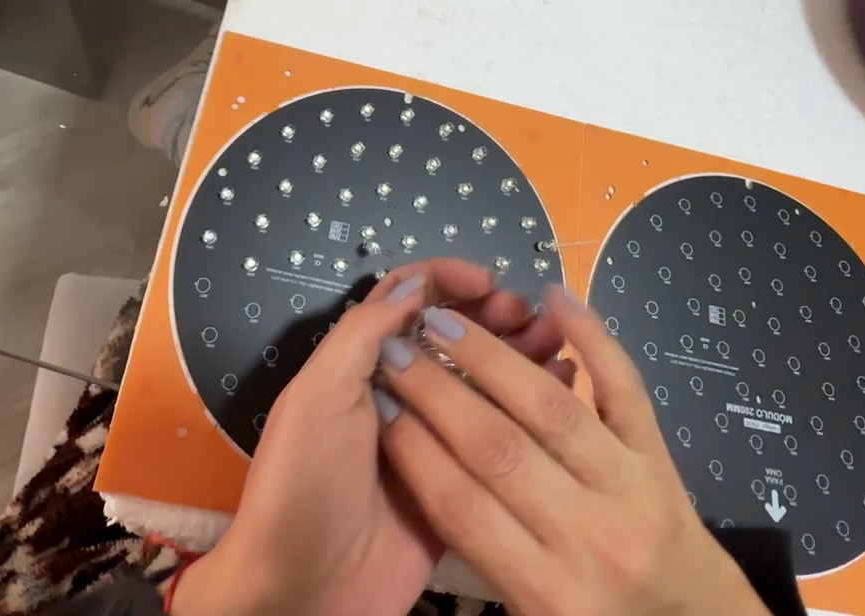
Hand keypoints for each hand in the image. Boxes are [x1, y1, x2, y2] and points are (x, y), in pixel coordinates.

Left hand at [173, 260, 568, 615]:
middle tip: (525, 313)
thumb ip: (363, 334)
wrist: (303, 591)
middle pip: (450, 332)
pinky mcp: (460, 476)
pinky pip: (496, 429)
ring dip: (515, 349)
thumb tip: (414, 283)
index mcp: (361, 361)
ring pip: (480, 374)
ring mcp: (432, 433)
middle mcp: (399, 388)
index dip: (445, 280)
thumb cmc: (305, 481)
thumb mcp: (319, 396)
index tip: (486, 281)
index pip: (406, 299)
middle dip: (488, 311)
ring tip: (553, 339)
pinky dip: (527, 403)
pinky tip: (561, 388)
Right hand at [376, 285, 772, 615]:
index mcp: (547, 590)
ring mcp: (631, 485)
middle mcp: (589, 536)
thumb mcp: (530, 610)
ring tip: (446, 320)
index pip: (460, 506)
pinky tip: (554, 296)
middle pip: (497, 448)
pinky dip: (591, 336)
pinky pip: (623, 386)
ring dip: (492, 357)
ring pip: (551, 407)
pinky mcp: (661, 452)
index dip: (410, 446)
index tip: (378, 398)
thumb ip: (477, 543)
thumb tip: (414, 449)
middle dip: (437, 389)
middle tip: (397, 347)